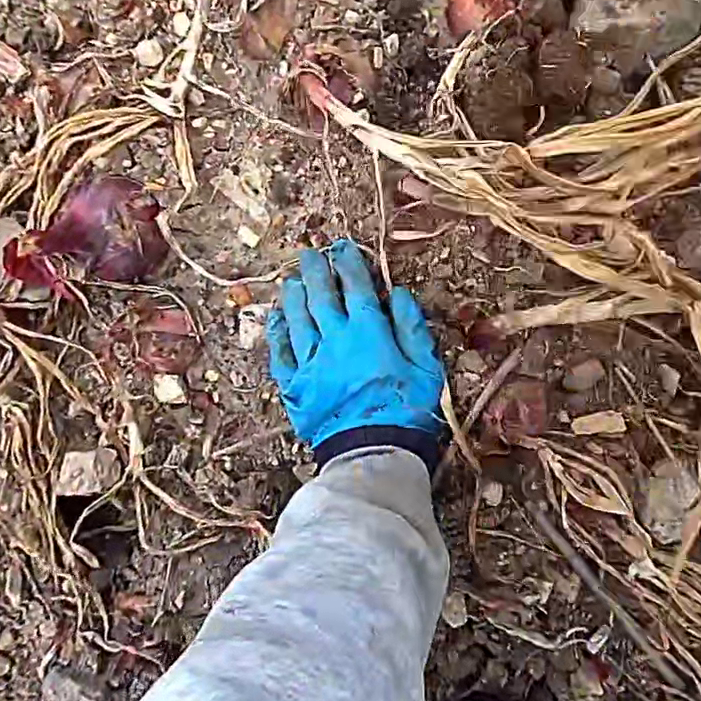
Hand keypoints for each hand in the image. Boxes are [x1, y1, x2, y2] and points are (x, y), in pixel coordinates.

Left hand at [265, 240, 444, 450]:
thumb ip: (411, 327)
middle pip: (320, 297)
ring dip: (293, 296)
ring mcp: (310, 363)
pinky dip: (276, 333)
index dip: (348, 264)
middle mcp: (334, 340)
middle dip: (316, 271)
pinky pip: (280, 353)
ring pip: (296, 320)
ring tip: (292, 280)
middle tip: (310, 254)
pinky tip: (275, 319)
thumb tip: (398, 293)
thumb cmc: (407, 408)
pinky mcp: (295, 386)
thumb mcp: (425, 366)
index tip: (342, 247)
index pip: (355, 287)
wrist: (375, 452)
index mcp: (368, 331)